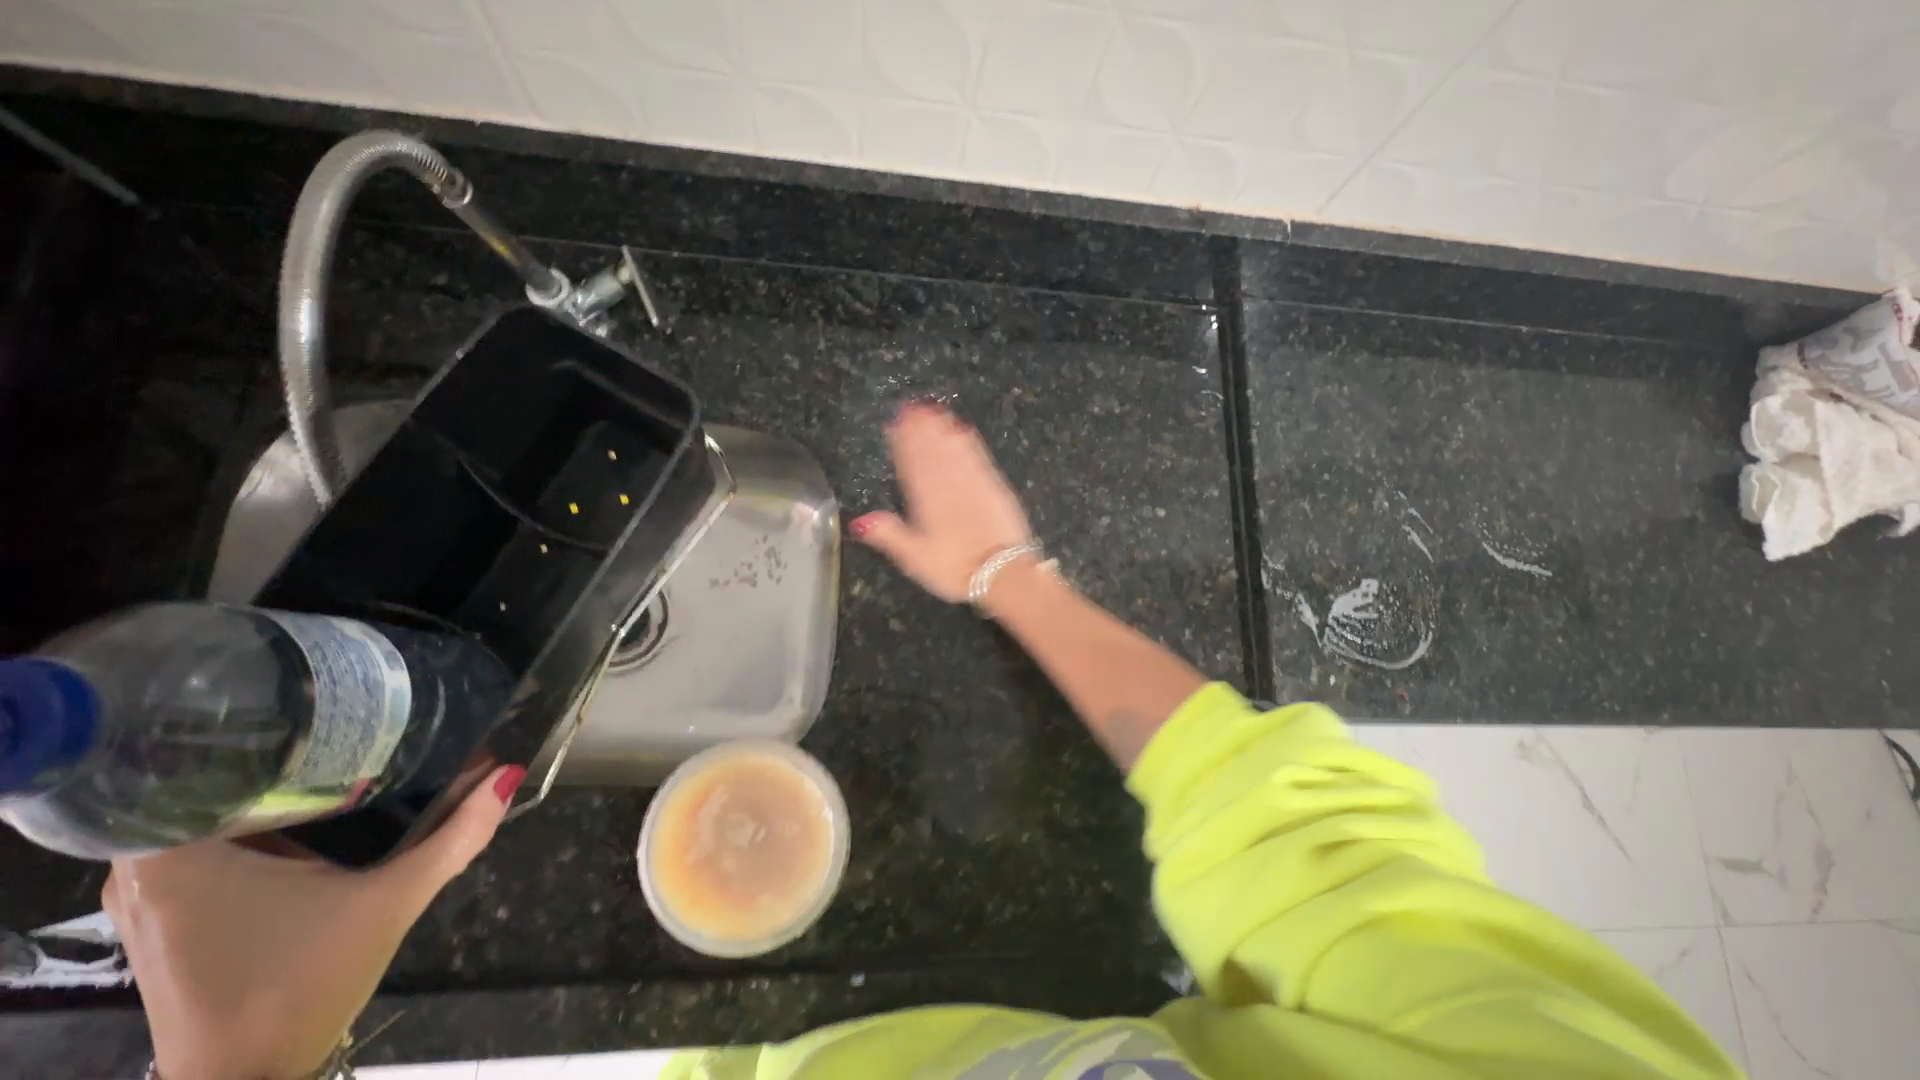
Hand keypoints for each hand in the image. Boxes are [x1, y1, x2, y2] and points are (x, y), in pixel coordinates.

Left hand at [104, 765, 524, 1079]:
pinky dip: (256, 827)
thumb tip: (507, 774)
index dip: (268, 723)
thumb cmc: (302, 984)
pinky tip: (309, 816)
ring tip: (335, 758)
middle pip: (214, 779)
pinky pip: (208, 845)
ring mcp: (146, 893)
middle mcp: (140, 863)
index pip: (209, 751)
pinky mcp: (165, 916)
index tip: (325, 704)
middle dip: (280, 755)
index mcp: (173, 851)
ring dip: (269, 792)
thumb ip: (452, 837)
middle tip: (347, 725)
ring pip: (212, 812)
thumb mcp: (390, 902)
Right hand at [849, 401, 1034, 602]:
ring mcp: (973, 483)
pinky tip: (963, 430)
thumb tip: (860, 520)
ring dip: (941, 429)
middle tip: (911, 407)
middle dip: (920, 429)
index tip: (894, 423)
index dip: (902, 443)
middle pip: (931, 452)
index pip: (911, 465)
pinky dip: (968, 442)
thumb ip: (889, 535)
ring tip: (932, 410)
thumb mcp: (915, 558)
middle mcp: (948, 486)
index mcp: (925, 502)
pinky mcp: (995, 486)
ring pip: (953, 450)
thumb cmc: (955, 568)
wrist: (1003, 572)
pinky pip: (978, 457)